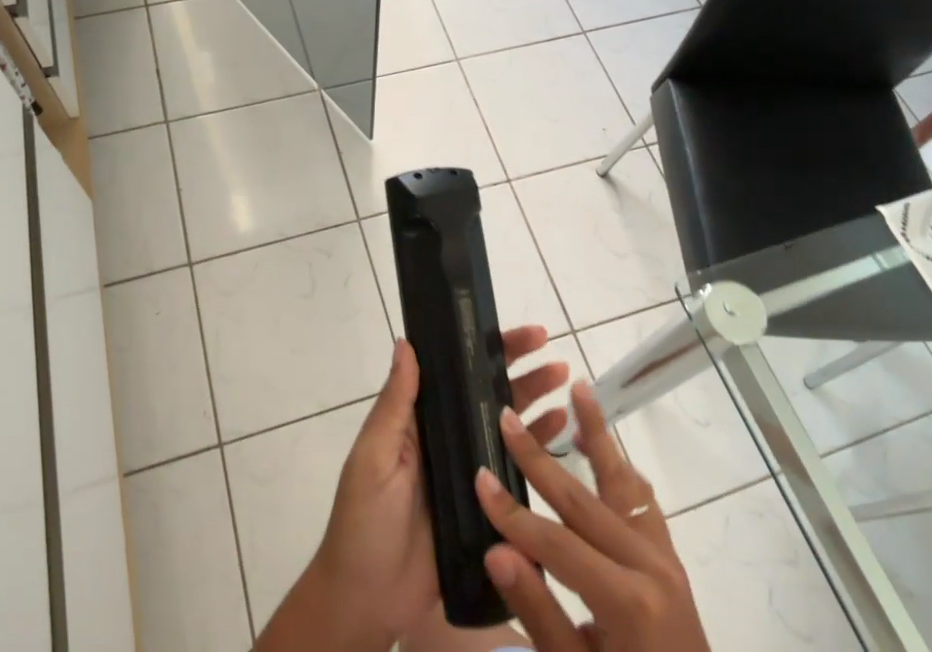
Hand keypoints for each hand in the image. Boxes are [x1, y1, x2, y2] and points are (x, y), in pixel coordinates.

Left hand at [273, 328, 571, 649]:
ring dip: (536, 404)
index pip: (455, 375)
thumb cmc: (364, 520)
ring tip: (567, 386)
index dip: (485, 350)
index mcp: (417, 424)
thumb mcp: (374, 456)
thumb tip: (406, 342)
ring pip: (507, 429)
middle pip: (487, 397)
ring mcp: (468, 474)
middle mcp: (445, 441)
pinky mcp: (485, 507)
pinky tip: (562, 431)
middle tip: (554, 357)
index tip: (520, 334)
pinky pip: (515, 470)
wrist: (368, 598)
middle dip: (520, 372)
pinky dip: (538, 447)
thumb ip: (396, 404)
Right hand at [475, 379, 712, 651]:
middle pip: (586, 500)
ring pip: (625, 484)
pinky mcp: (672, 558)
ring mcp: (667, 558)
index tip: (478, 477)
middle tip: (509, 418)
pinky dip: (622, 470)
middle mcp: (651, 566)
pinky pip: (644, 502)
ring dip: (599, 436)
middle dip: (540, 458)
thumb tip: (496, 551)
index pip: (556, 543)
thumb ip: (538, 612)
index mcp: (626, 600)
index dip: (512, 513)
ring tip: (580, 391)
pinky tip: (605, 451)